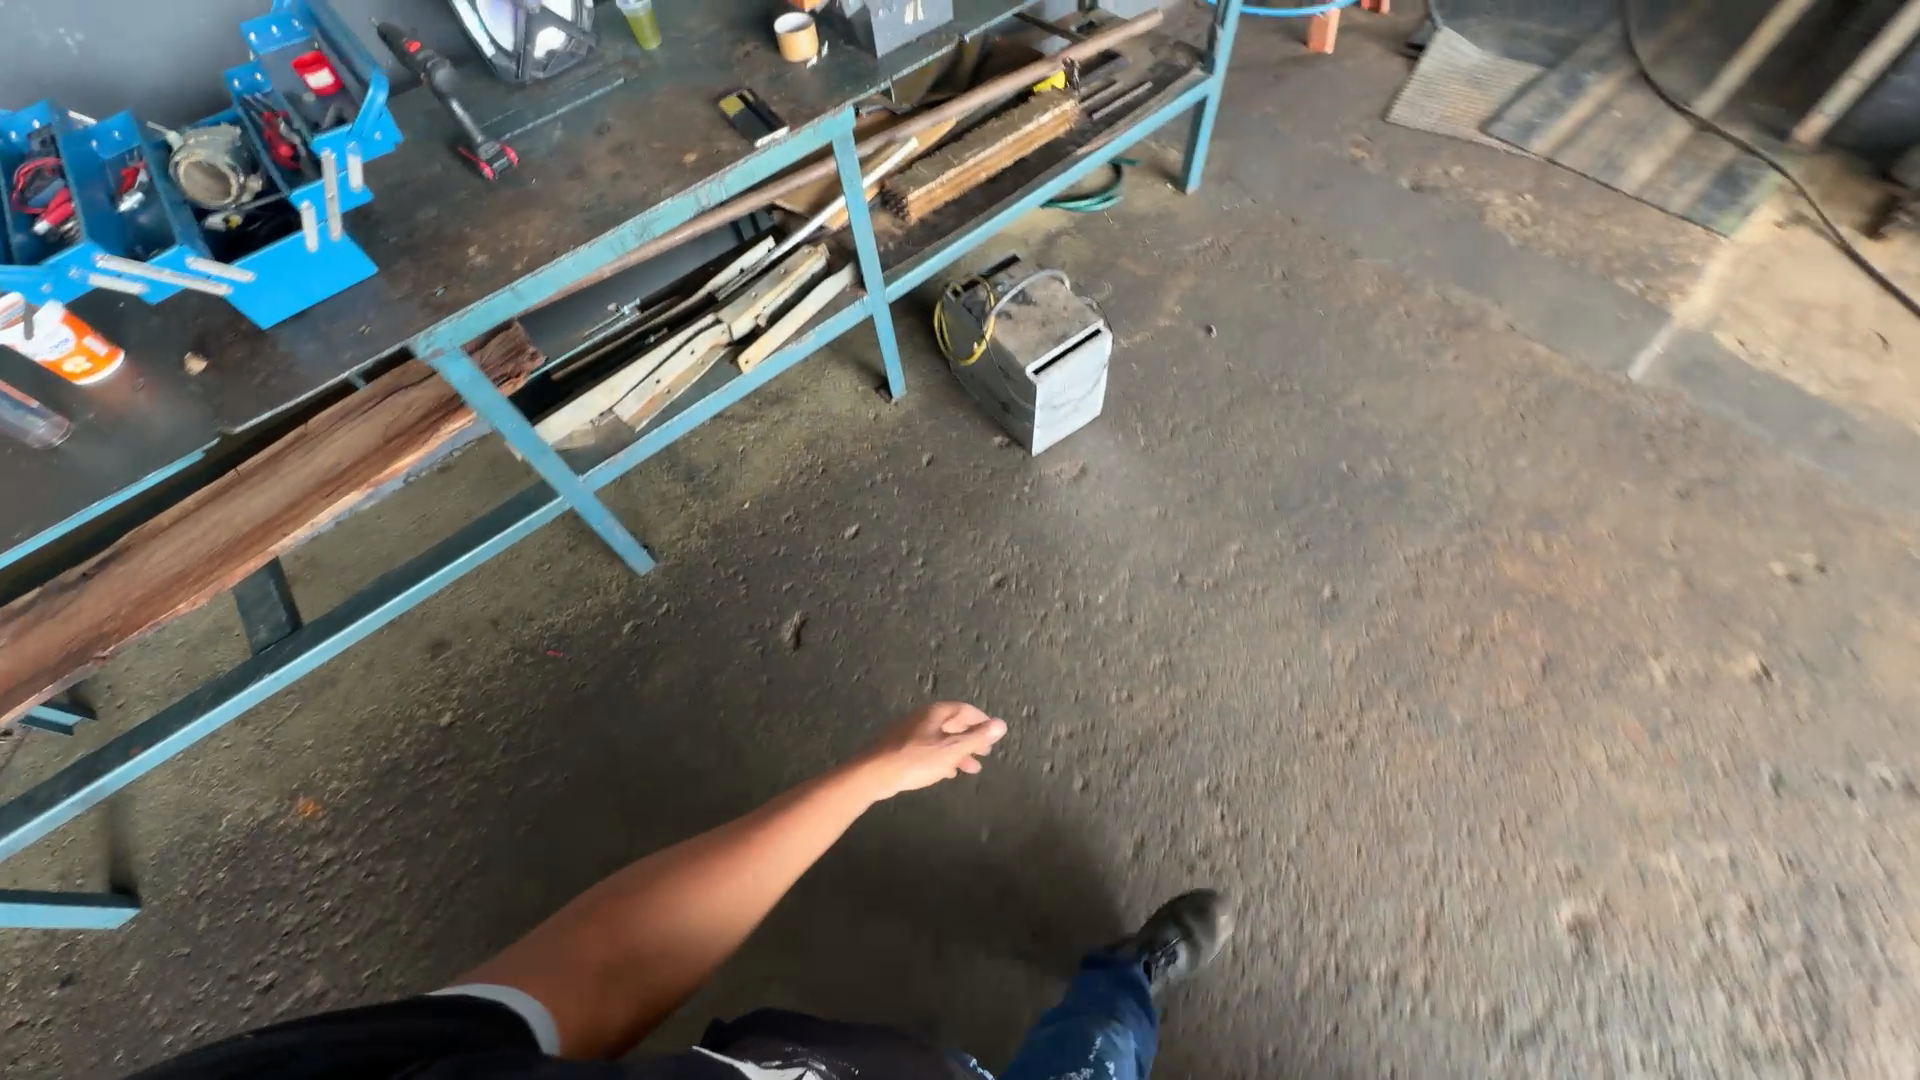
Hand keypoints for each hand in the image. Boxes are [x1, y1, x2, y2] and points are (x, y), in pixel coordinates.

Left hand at [855, 702, 1007, 798]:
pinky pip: (928, 750)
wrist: (875, 773)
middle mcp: (923, 718)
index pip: (964, 710)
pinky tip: (947, 773)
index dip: (980, 720)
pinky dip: (941, 759)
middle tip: (985, 753)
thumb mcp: (952, 749)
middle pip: (952, 725)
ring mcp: (910, 733)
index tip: (992, 732)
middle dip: (970, 739)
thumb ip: (977, 737)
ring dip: (958, 752)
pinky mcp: (900, 749)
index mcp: (936, 713)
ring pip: (940, 740)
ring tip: (971, 768)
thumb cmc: (917, 759)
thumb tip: (1001, 724)